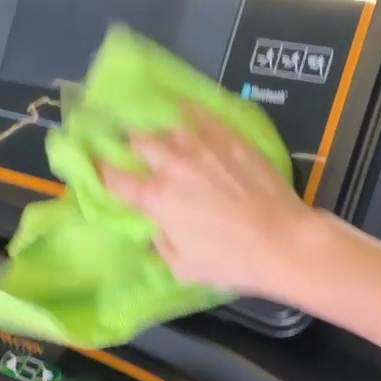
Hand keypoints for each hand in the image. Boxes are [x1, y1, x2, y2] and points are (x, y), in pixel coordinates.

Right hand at [104, 112, 326, 297]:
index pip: (115, 178)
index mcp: (156, 198)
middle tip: (135, 152)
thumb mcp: (183, 268)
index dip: (102, 172)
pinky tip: (188, 112)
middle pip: (140, 142)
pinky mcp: (232, 140)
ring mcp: (204, 147)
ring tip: (163, 137)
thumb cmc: (231, 261)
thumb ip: (162, 245)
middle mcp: (174, 165)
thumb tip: (158, 230)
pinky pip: (204, 116)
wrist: (282, 241)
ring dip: (161, 133)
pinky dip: (190, 114)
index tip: (98, 169)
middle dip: (132, 146)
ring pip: (170, 127)